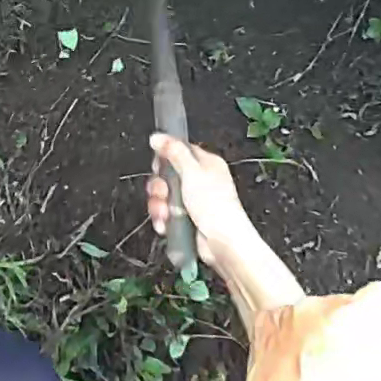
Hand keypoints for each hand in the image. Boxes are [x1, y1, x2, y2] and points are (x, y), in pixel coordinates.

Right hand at [145, 135, 258, 268]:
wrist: (223, 244)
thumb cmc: (213, 205)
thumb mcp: (192, 172)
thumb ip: (173, 152)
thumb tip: (157, 136)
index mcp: (205, 163)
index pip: (178, 151)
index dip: (164, 158)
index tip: (159, 167)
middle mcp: (199, 180)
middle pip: (166, 174)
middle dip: (159, 187)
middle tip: (164, 194)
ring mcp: (192, 200)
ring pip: (163, 195)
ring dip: (159, 205)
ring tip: (165, 215)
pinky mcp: (186, 219)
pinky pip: (166, 212)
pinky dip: (163, 219)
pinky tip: (166, 225)